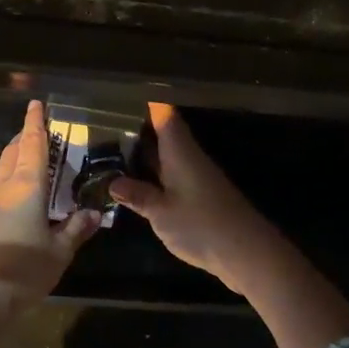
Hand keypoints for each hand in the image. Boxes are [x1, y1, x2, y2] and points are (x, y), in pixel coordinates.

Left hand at [0, 100, 100, 338]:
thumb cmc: (23, 270)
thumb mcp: (59, 252)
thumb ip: (76, 229)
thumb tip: (94, 213)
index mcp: (26, 187)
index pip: (33, 145)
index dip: (35, 123)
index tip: (36, 104)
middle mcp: (4, 188)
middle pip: (14, 153)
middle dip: (26, 138)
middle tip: (42, 131)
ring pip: (5, 171)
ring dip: (19, 160)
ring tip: (39, 161)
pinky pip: (1, 191)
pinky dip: (14, 181)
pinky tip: (26, 196)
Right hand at [108, 104, 275, 294]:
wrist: (247, 253)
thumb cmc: (201, 225)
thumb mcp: (160, 212)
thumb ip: (137, 195)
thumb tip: (112, 182)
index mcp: (179, 150)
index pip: (163, 113)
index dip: (145, 100)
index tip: (121, 93)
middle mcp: (188, 157)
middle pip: (163, 133)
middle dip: (136, 128)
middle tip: (102, 125)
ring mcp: (195, 177)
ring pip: (166, 156)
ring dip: (143, 154)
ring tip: (110, 152)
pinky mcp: (200, 197)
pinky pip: (171, 176)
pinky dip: (153, 175)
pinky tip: (135, 184)